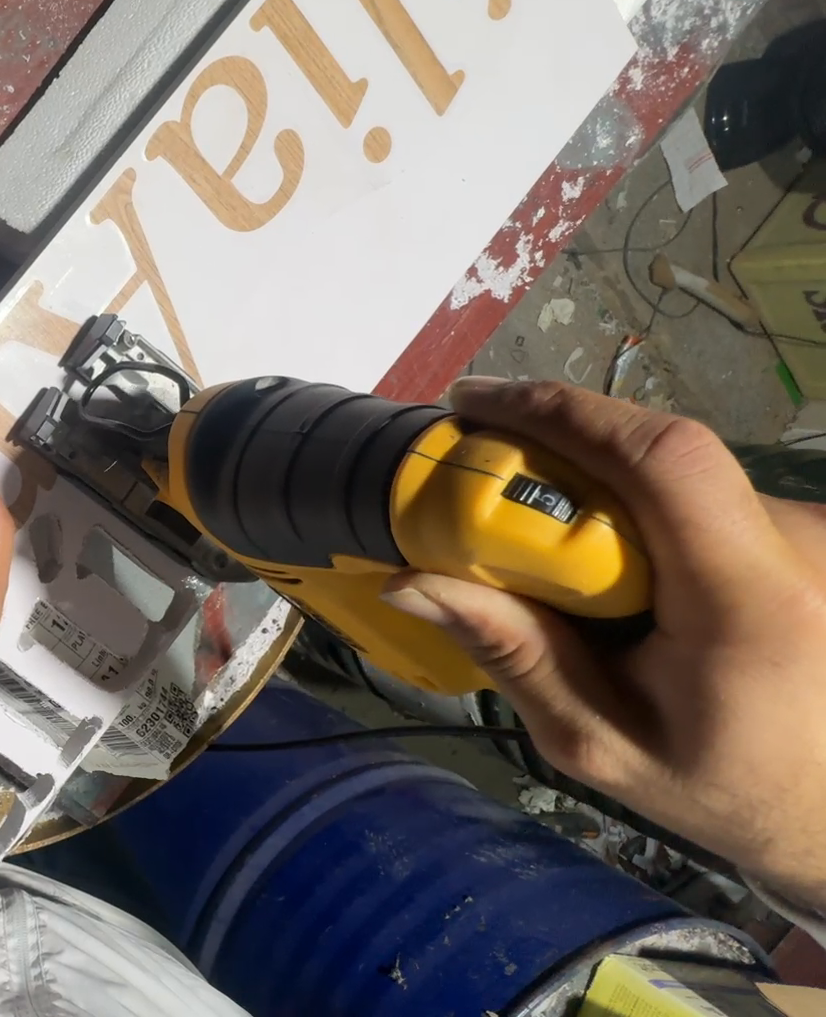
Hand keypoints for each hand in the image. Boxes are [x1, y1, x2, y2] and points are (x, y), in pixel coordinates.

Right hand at [381, 377, 825, 906]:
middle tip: (464, 482)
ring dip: (582, 487)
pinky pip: (689, 496)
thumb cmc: (720, 786)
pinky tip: (596, 561)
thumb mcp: (591, 738)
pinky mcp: (803, 538)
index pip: (663, 459)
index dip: (561, 412)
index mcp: (750, 601)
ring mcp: (811, 537)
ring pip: (666, 476)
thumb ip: (509, 653)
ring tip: (525, 540)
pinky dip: (620, 507)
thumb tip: (404, 584)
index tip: (470, 403)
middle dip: (544, 455)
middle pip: (650, 459)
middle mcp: (800, 547)